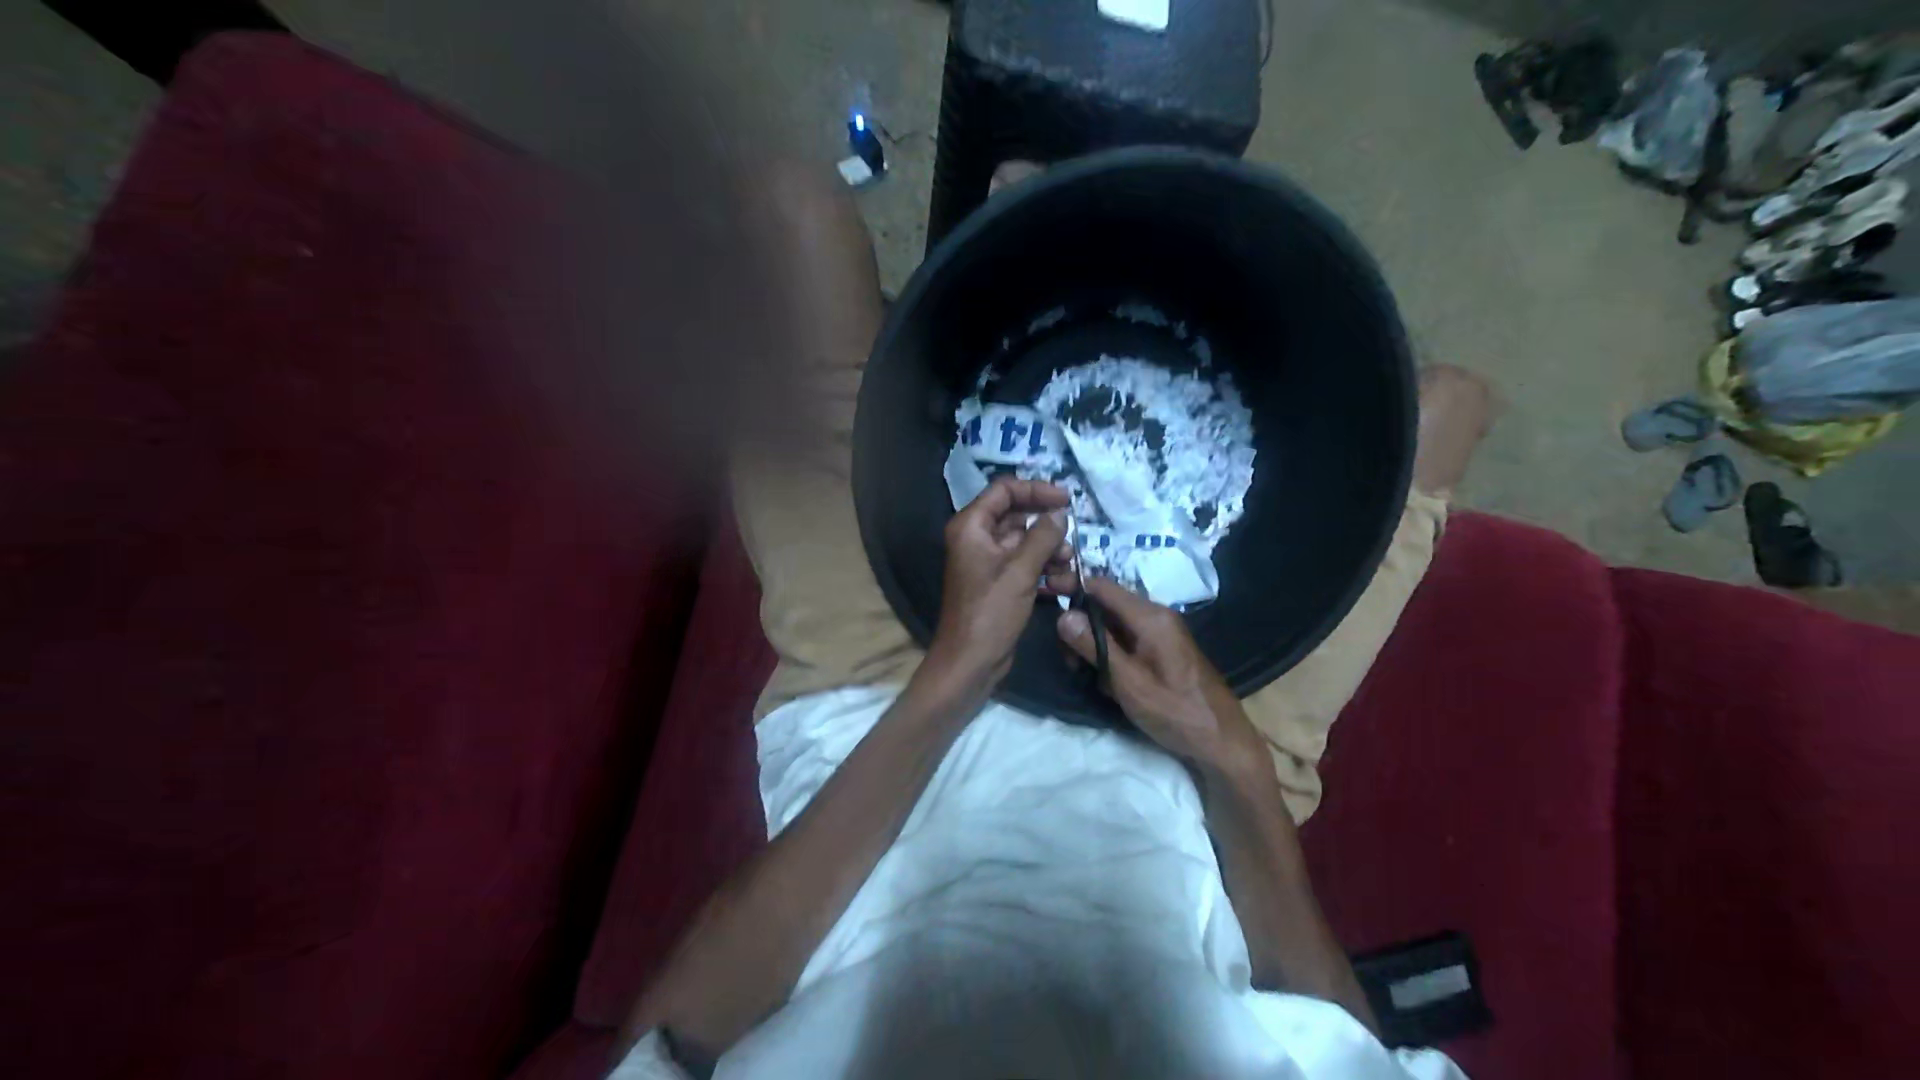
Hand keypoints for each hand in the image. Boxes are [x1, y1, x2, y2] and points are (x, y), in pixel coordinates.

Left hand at [928, 477, 1072, 684]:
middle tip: (1071, 542)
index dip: (1036, 490)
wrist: (970, 661)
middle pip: (1017, 516)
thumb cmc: (990, 612)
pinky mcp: (999, 583)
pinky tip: (1062, 586)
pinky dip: (1043, 571)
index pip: (1004, 490)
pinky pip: (1025, 565)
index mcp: (971, 526)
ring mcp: (987, 562)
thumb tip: (1060, 513)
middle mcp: (977, 538)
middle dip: (1047, 528)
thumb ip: (1043, 536)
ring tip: (1068, 570)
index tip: (1067, 500)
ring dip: (1050, 552)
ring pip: (1025, 543)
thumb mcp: (1020, 570)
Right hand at [1057, 577, 1261, 772]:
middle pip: (1106, 606)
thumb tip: (1064, 614)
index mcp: (1150, 617)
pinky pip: (1127, 642)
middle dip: (1080, 626)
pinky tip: (1108, 683)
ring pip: (1114, 626)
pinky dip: (1111, 656)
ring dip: (1094, 646)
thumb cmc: (1175, 711)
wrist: (1222, 742)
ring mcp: (1161, 634)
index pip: (1102, 586)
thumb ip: (1094, 646)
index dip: (1072, 586)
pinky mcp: (1163, 651)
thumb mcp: (1128, 682)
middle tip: (1068, 660)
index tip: (1045, 592)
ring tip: (1085, 676)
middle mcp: (1157, 617)